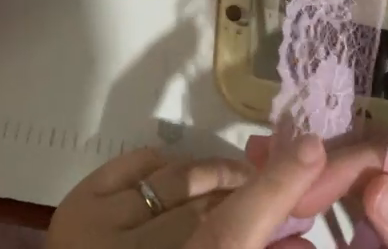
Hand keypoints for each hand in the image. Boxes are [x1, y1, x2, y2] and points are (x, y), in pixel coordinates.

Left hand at [46, 136, 329, 248]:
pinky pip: (140, 163)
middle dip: (249, 193)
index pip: (230, 233)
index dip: (275, 190)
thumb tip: (302, 238)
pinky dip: (168, 167)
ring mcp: (95, 228)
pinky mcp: (75, 205)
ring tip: (232, 185)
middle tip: (274, 194)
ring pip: (178, 178)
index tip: (313, 149)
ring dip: (214, 178)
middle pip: (209, 205)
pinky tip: (181, 183)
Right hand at [251, 135, 387, 248]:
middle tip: (273, 192)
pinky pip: (376, 209)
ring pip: (367, 183)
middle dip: (323, 174)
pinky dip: (343, 210)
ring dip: (324, 190)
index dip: (340, 168)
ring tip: (278, 194)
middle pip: (373, 161)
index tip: (297, 197)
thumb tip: (377, 186)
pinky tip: (307, 210)